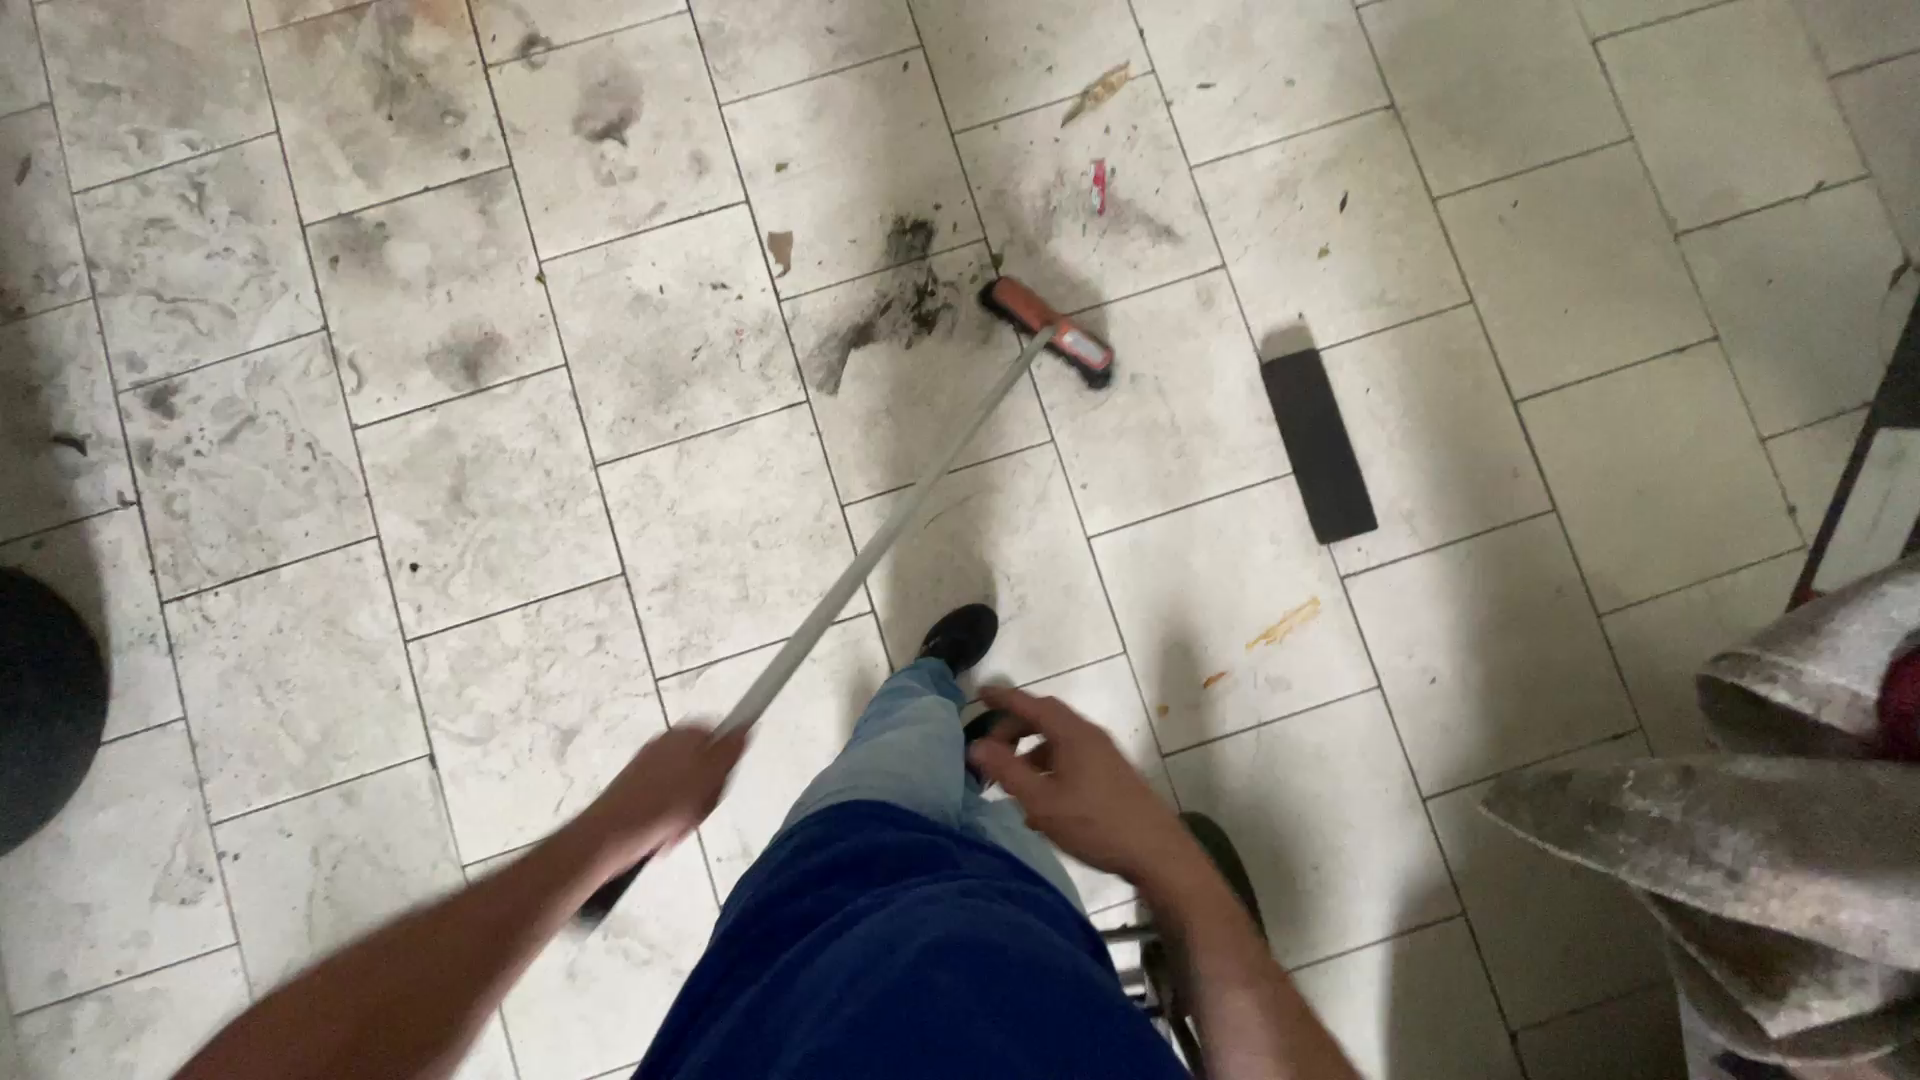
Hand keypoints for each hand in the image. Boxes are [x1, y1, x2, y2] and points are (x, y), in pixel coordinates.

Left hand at [573, 725, 746, 871]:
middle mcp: (666, 744)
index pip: (721, 735)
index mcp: (684, 734)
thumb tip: (746, 727)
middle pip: (705, 762)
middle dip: (707, 789)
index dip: (727, 760)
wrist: (607, 836)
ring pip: (687, 786)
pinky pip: (667, 800)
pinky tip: (665, 832)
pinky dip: (671, 817)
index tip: (722, 780)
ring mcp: (649, 767)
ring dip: (690, 809)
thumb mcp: (709, 777)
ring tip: (679, 825)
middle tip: (700, 808)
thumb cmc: (662, 806)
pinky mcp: (635, 790)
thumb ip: (730, 750)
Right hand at [968, 687, 1199, 883]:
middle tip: (991, 750)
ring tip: (1012, 780)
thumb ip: (1007, 771)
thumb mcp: (1042, 801)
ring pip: (1058, 740)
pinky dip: (1048, 766)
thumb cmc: (1095, 824)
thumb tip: (975, 746)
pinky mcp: (1111, 773)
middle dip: (1014, 728)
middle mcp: (1089, 735)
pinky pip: (1070, 756)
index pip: (1031, 704)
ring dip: (1031, 751)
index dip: (1003, 698)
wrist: (1157, 853)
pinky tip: (1040, 799)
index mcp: (1072, 733)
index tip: (978, 695)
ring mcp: (1103, 753)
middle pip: (1045, 718)